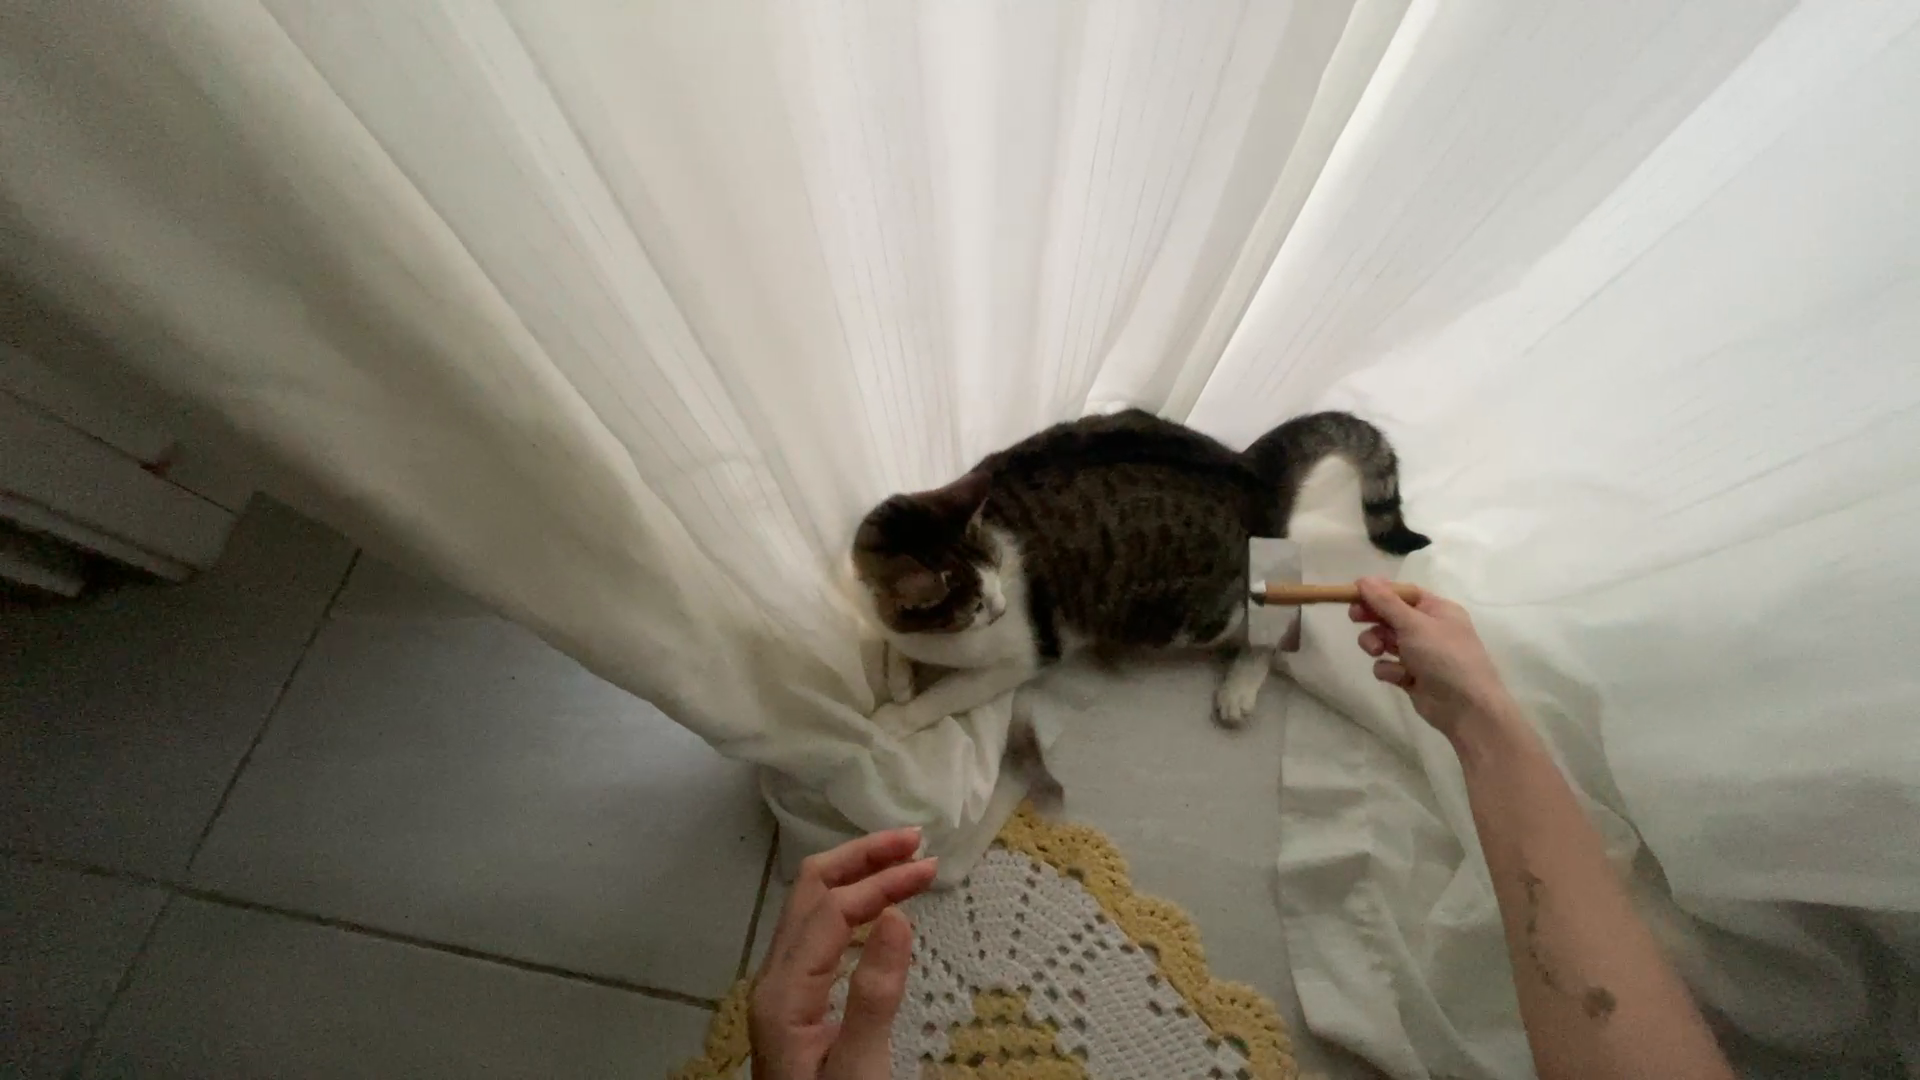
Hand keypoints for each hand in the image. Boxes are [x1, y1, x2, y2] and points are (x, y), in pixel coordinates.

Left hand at [749, 828, 937, 1079]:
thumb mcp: (858, 1072)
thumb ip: (874, 995)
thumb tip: (898, 914)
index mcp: (784, 990)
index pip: (833, 908)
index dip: (880, 880)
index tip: (929, 868)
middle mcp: (775, 974)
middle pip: (813, 887)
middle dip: (864, 856)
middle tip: (914, 842)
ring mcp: (783, 983)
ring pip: (814, 901)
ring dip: (859, 871)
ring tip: (905, 859)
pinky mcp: (797, 994)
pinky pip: (821, 925)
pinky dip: (854, 899)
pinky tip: (881, 904)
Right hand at [1349, 577, 1516, 740]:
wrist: (1466, 708)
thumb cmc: (1445, 657)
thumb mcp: (1414, 624)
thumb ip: (1385, 602)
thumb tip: (1364, 579)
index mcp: (1437, 611)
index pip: (1402, 593)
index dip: (1378, 592)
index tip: (1352, 593)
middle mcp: (1428, 629)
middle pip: (1390, 615)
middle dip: (1372, 618)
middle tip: (1355, 618)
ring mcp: (1419, 653)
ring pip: (1383, 640)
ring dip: (1375, 643)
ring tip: (1376, 651)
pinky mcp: (1410, 674)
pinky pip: (1387, 664)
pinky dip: (1389, 669)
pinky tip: (1400, 677)